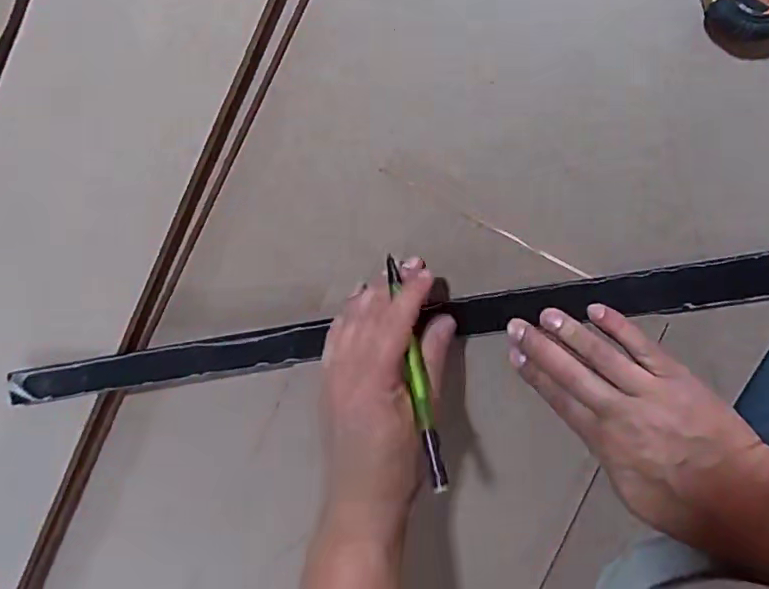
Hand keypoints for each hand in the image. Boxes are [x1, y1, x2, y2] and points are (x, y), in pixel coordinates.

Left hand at [315, 258, 454, 543]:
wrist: (359, 503)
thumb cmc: (399, 462)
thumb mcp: (424, 411)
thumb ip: (432, 360)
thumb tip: (443, 319)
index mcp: (373, 377)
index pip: (394, 320)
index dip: (411, 292)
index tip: (428, 273)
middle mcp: (346, 369)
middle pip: (369, 314)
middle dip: (392, 286)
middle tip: (415, 265)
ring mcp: (331, 375)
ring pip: (349, 320)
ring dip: (371, 295)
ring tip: (392, 277)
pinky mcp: (325, 382)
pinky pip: (335, 336)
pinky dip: (349, 314)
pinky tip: (360, 303)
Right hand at [507, 304, 768, 548]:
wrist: (736, 491)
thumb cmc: (684, 503)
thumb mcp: (631, 491)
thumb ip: (609, 453)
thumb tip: (596, 428)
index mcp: (607, 443)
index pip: (562, 401)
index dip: (537, 376)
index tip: (517, 356)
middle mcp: (620, 411)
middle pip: (572, 372)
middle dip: (542, 348)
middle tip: (518, 326)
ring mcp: (647, 388)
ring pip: (601, 353)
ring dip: (572, 332)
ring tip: (548, 314)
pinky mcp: (673, 374)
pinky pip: (640, 345)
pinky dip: (618, 326)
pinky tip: (597, 310)